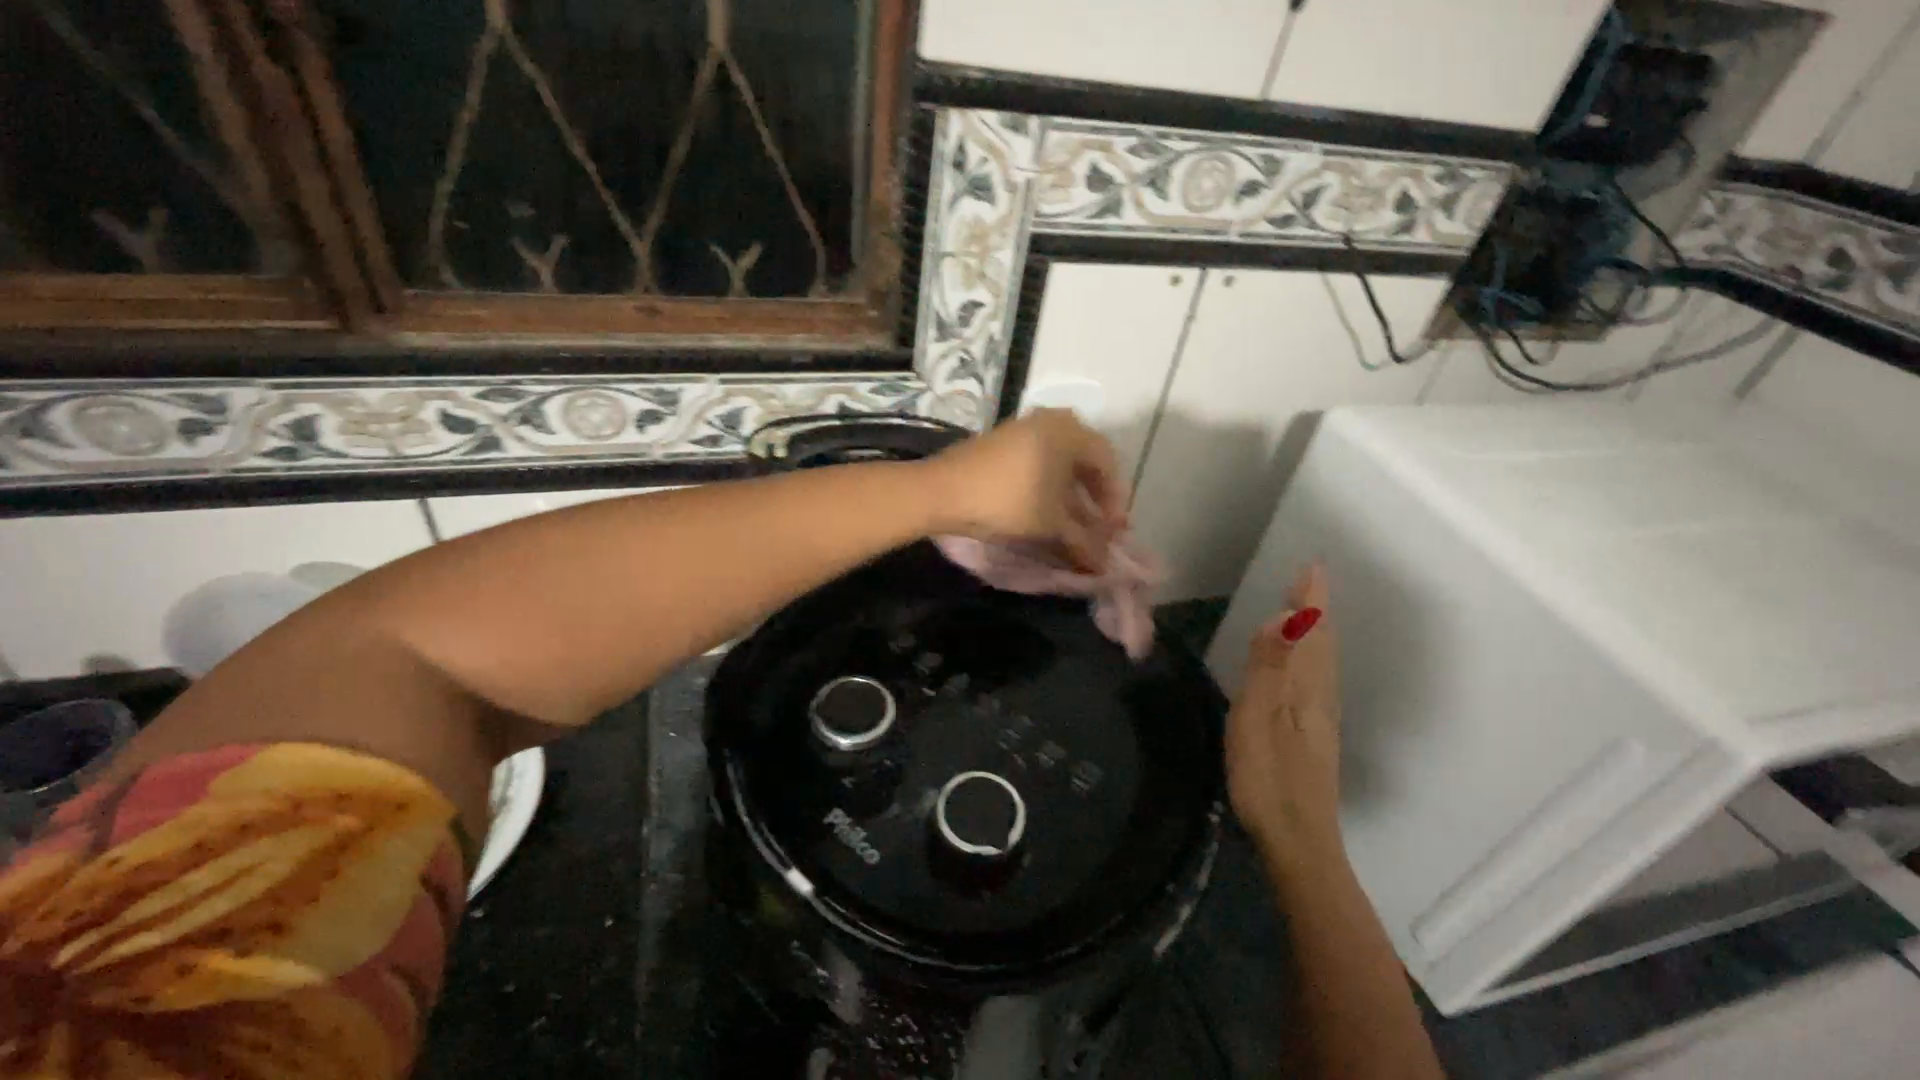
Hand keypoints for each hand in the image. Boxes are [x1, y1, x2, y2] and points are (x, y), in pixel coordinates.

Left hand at [923, 409, 1127, 570]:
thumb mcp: (1051, 525)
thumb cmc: (1007, 501)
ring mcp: (1024, 429)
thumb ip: (1084, 543)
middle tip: (1099, 532)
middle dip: (1094, 501)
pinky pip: (1040, 464)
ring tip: (1075, 530)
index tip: (1115, 534)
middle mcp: (1052, 422)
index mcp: (1071, 431)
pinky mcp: (1003, 444)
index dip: (1115, 502)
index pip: (1109, 465)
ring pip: (1061, 466)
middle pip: (1086, 463)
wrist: (941, 492)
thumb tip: (1103, 566)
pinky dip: (1049, 490)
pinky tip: (1048, 516)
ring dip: (1072, 499)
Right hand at [1226, 562, 1342, 867]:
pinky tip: (1302, 670)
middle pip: (1322, 646)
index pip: (1310, 634)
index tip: (1313, 566)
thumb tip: (1286, 618)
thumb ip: (1269, 669)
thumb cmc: (1269, 778)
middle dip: (1316, 612)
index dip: (1310, 601)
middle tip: (1311, 581)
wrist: (1298, 840)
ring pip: (1322, 665)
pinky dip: (1311, 660)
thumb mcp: (1258, 720)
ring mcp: (1319, 721)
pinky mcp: (1312, 740)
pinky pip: (1316, 681)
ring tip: (1308, 614)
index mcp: (1306, 689)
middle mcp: (1320, 699)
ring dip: (1316, 634)